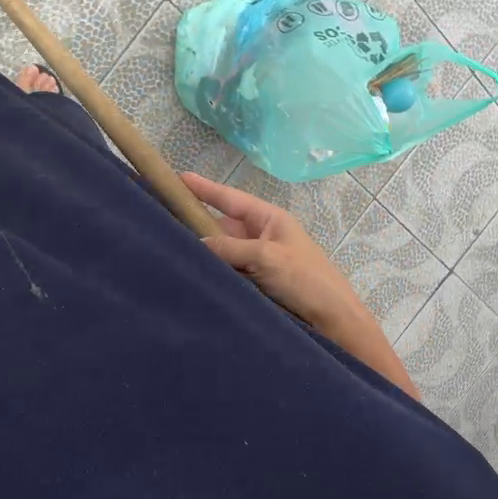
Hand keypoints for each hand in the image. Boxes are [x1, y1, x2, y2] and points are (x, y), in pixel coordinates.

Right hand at [182, 172, 418, 398]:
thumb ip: (229, 248)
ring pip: (223, 252)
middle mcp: (262, 237)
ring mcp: (259, 262)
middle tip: (163, 221)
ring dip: (204, 253)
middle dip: (197, 224)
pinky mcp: (257, 285)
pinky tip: (193, 276)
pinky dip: (214, 273)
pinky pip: (228, 273)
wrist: (334, 321)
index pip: (230, 199)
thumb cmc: (305, 280)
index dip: (204, 188)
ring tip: (171, 251)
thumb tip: (197, 244)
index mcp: (269, 219)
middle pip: (222, 226)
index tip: (179, 177)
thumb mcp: (266, 257)